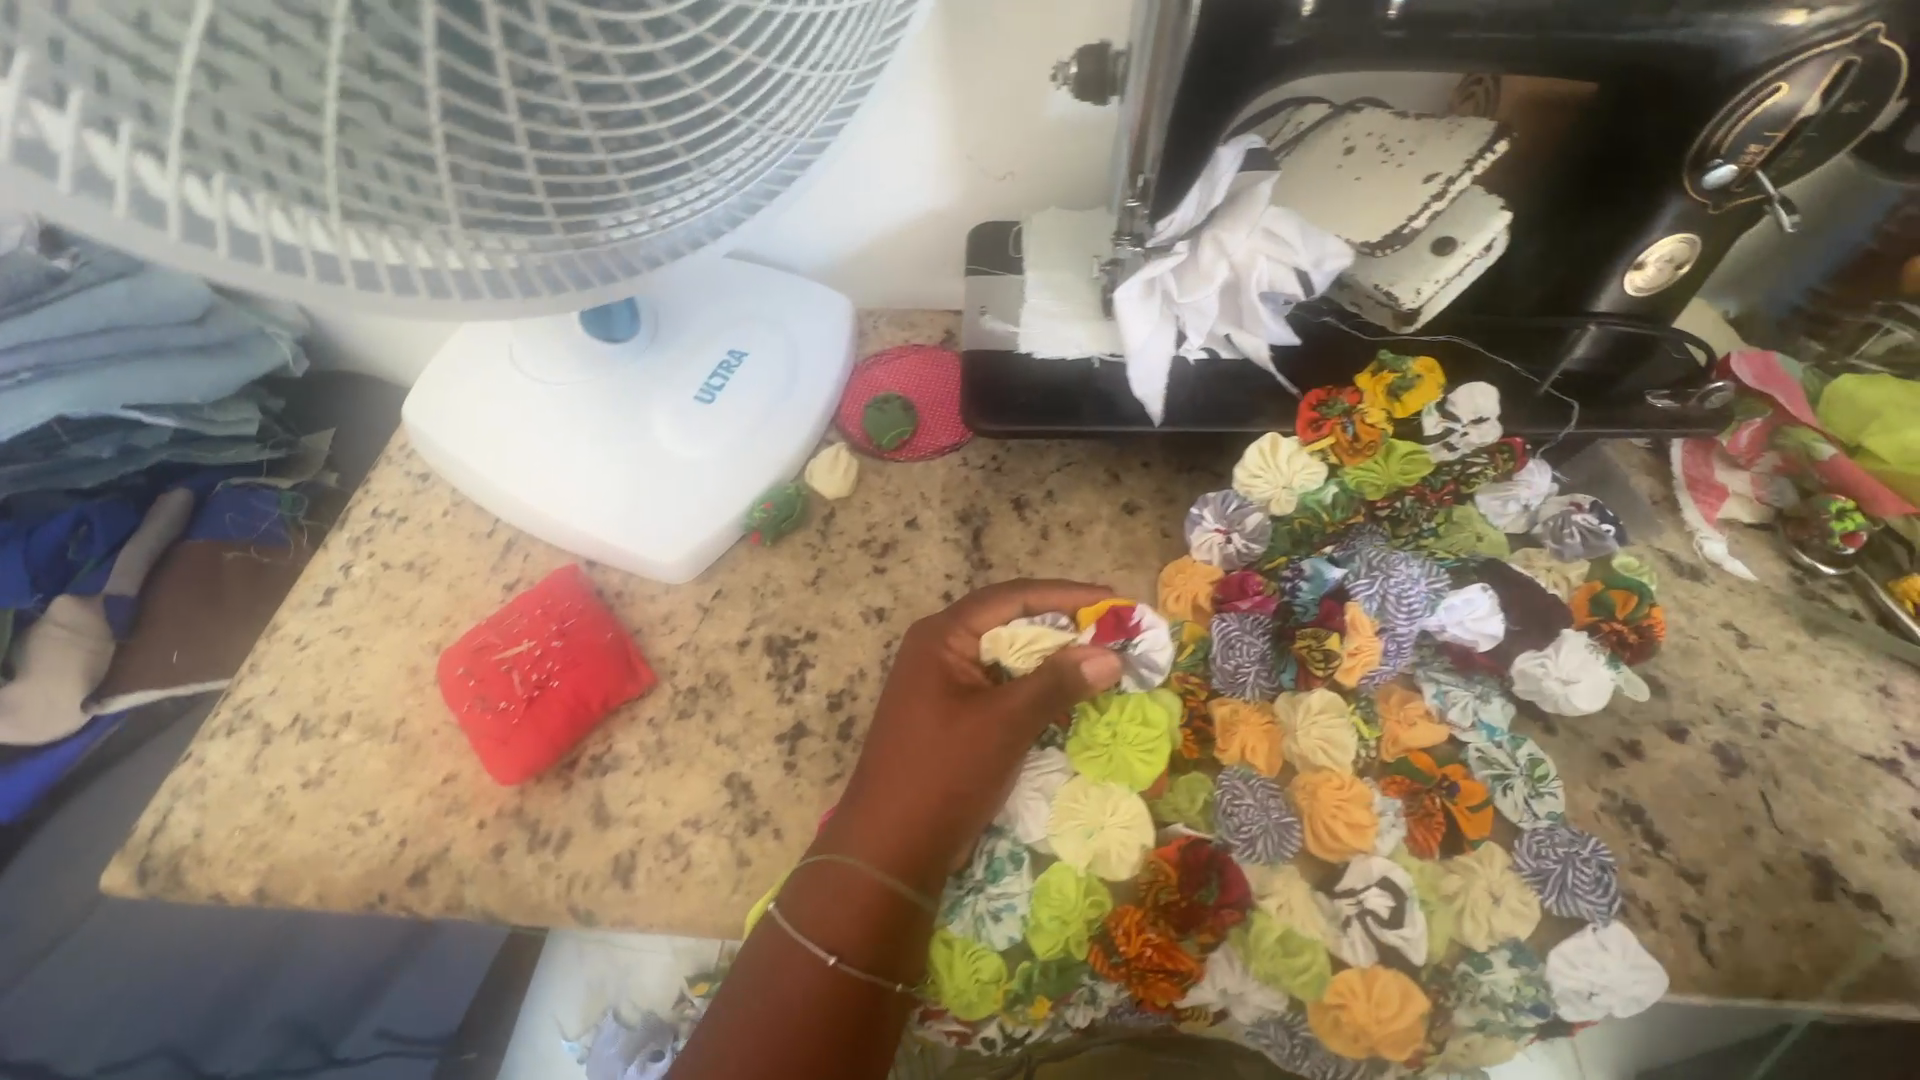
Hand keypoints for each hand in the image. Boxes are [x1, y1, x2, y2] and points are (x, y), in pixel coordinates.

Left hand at [821, 580, 1125, 885]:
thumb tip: (1110, 654)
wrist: (889, 848)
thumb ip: (1057, 683)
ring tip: (1098, 662)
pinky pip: (998, 688)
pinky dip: (1032, 689)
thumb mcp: (1005, 723)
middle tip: (1113, 634)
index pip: (1011, 598)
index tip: (1114, 602)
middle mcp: (937, 650)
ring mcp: (940, 685)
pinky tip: (1066, 698)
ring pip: (1005, 659)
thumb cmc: (943, 774)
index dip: (1065, 595)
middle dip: (1061, 628)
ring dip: (1049, 661)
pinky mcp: (948, 716)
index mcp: (941, 637)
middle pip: (1008, 624)